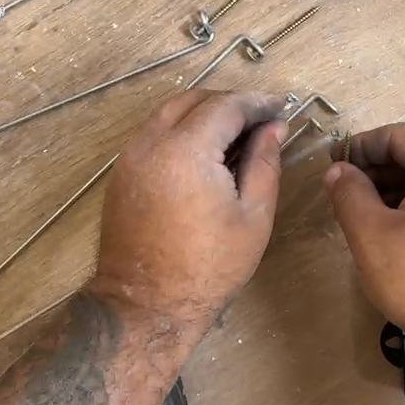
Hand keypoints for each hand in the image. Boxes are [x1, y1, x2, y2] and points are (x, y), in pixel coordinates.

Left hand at [88, 90, 287, 343]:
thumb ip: (264, 163)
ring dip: (204, 113)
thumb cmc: (209, 267)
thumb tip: (273, 128)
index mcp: (186, 151)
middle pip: (194, 100)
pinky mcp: (122, 172)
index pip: (225, 106)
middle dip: (230, 102)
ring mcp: (130, 156)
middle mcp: (152, 143)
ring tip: (237, 132)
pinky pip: (155, 133)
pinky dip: (183, 129)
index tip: (282, 108)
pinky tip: (206, 151)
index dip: (257, 103)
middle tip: (262, 118)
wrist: (147, 305)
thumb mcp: (253, 216)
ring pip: (169, 112)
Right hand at [322, 123, 404, 354]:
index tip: (335, 161)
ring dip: (398, 191)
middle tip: (345, 189)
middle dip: (379, 170)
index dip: (363, 145)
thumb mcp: (372, 235)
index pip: (403, 136)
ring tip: (365, 214)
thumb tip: (338, 170)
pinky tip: (397, 233)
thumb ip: (349, 194)